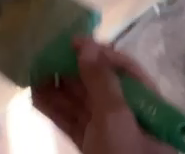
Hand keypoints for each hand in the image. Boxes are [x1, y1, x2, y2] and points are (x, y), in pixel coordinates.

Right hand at [31, 38, 176, 152]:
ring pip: (84, 105)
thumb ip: (102, 83)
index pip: (127, 72)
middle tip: (44, 54)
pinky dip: (55, 110)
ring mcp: (113, 139)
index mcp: (152, 111)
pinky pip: (74, 124)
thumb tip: (86, 46)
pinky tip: (35, 97)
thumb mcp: (117, 121)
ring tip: (32, 71)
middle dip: (72, 70)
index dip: (100, 54)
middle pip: (102, 86)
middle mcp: (133, 121)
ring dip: (58, 88)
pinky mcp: (94, 150)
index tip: (71, 42)